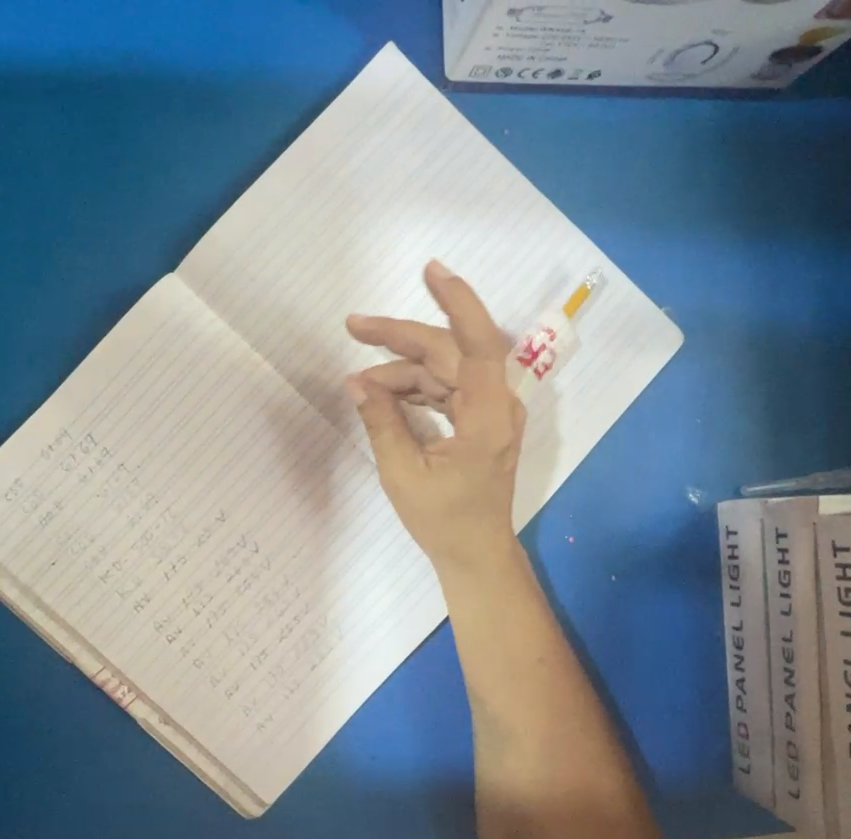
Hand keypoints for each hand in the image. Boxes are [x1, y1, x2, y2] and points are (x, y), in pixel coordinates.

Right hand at [346, 260, 524, 576]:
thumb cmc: (444, 521)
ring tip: (358, 382)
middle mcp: (496, 405)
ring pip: (443, 370)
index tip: (430, 272)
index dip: (456, 302)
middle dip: (401, 338)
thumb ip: (382, 422)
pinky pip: (445, 391)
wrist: (475, 554)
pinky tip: (382, 394)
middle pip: (449, 352)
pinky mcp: (479, 423)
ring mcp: (490, 413)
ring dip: (401, 370)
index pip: (478, 343)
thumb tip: (357, 382)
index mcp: (487, 415)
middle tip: (353, 327)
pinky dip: (414, 389)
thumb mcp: (403, 474)